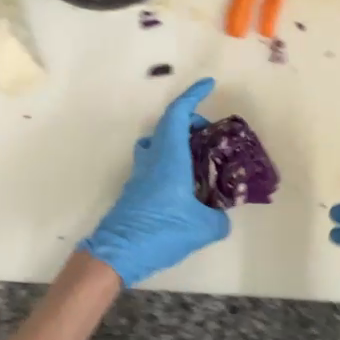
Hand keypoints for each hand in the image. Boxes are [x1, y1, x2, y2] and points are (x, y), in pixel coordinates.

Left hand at [80, 78, 231, 286]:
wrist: (118, 254)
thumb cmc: (160, 233)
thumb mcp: (202, 228)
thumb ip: (217, 217)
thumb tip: (220, 214)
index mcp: (168, 158)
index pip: (177, 115)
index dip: (192, 96)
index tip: (208, 85)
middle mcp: (152, 159)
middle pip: (168, 126)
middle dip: (190, 121)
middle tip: (211, 134)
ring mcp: (141, 174)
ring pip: (158, 144)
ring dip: (178, 141)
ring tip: (200, 157)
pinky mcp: (136, 190)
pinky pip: (156, 163)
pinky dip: (172, 161)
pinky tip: (187, 185)